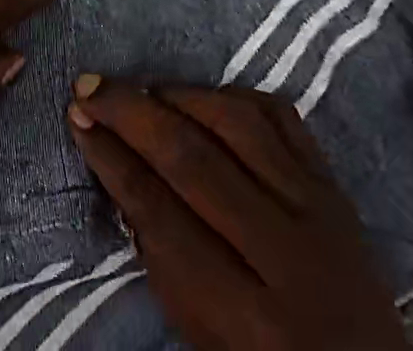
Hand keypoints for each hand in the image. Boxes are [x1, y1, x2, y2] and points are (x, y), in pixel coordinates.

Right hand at [67, 80, 409, 350]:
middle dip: (132, 114)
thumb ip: (160, 252)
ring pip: (239, 124)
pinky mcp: (335, 183)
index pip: (160, 214)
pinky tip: (201, 95)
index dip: (111, 158)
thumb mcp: (198, 329)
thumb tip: (119, 164)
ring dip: (179, 95)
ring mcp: (318, 209)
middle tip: (91, 86)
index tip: (78, 117)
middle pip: (195, 159)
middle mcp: (285, 254)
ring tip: (142, 90)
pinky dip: (233, 96)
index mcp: (244, 314)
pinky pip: (281, 116)